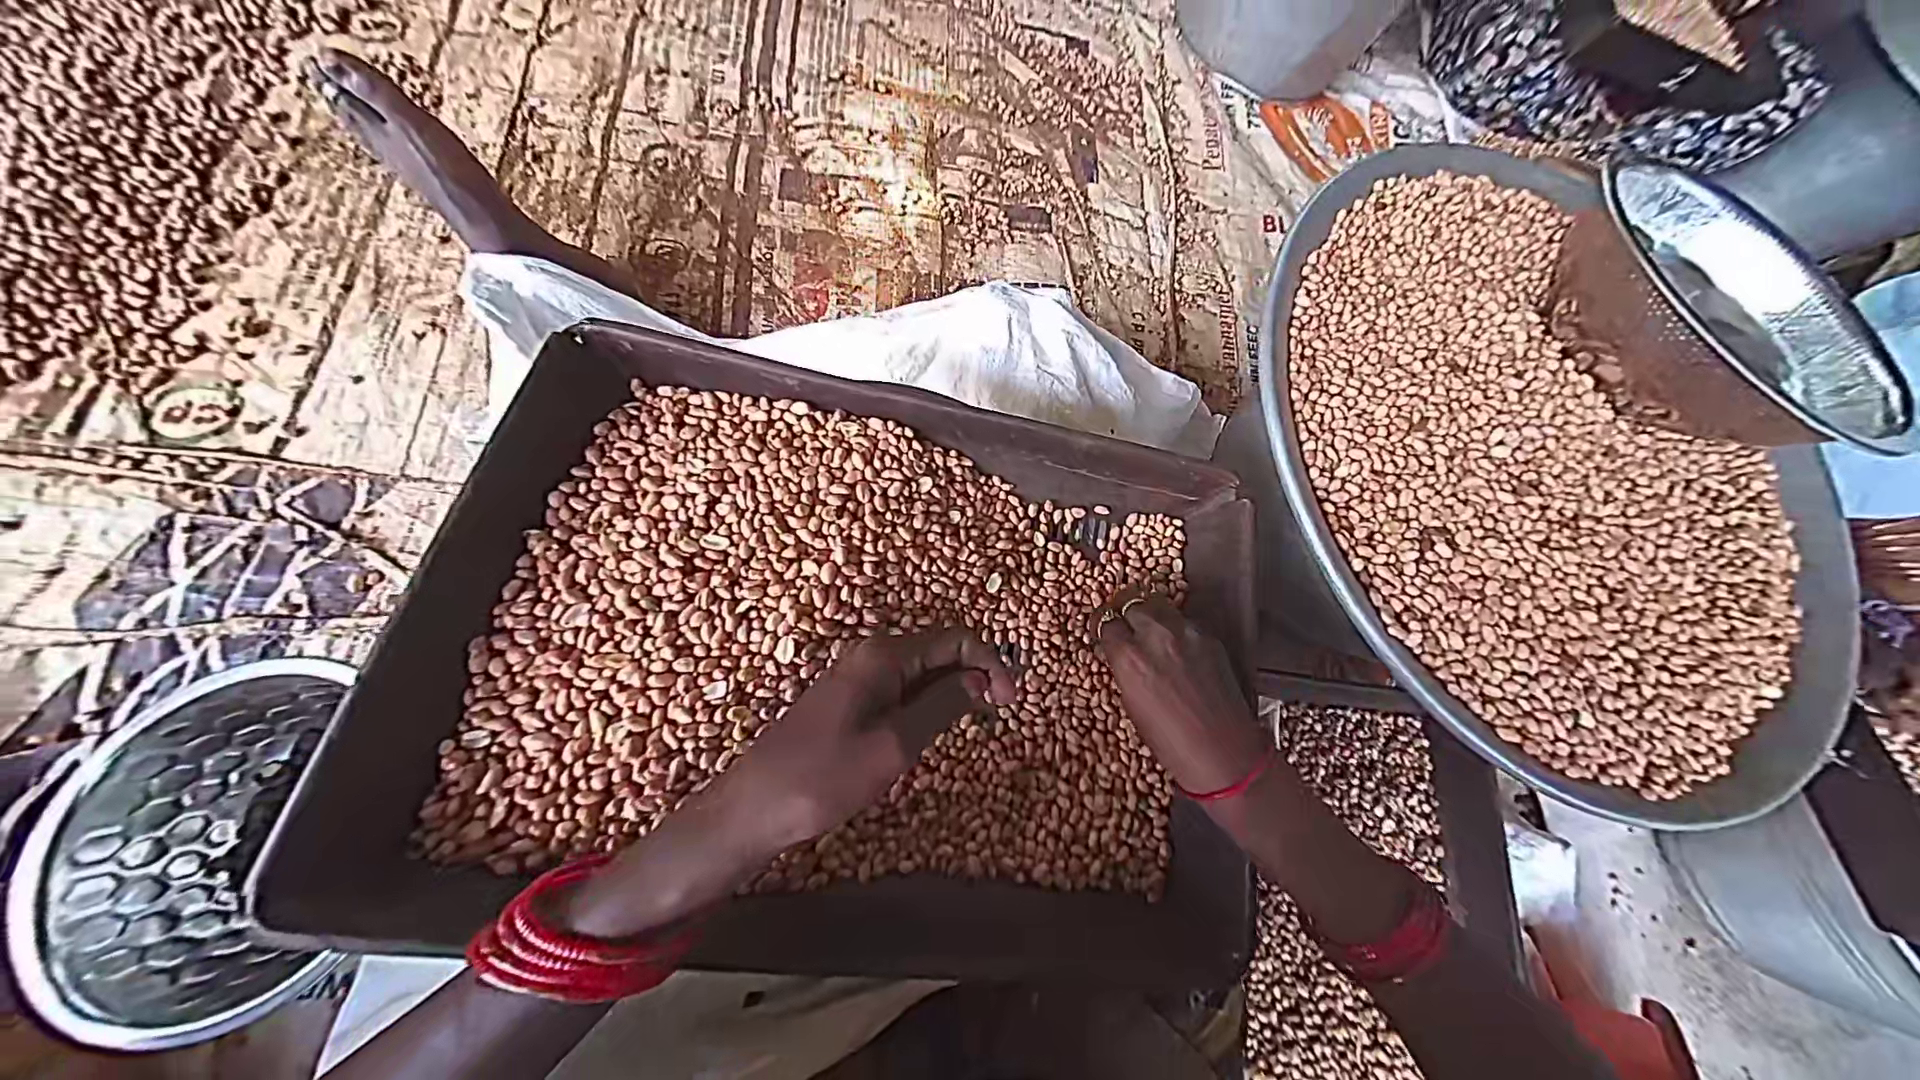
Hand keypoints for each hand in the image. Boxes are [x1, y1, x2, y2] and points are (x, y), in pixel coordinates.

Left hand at [708, 628, 1018, 846]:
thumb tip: (980, 679)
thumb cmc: (823, 778)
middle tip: (998, 717)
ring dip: (952, 694)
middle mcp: (872, 656)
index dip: (991, 663)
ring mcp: (859, 678)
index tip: (1012, 702)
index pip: (955, 640)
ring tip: (969, 728)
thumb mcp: (893, 745)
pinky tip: (929, 735)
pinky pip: (901, 692)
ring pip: (922, 674)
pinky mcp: (851, 702)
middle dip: (974, 677)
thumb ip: (942, 706)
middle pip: (940, 652)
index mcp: (883, 655)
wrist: (752, 809)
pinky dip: (926, 707)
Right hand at [1097, 595, 1268, 794]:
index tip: (1103, 632)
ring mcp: (1187, 634)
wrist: (1223, 752)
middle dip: (1125, 614)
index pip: (1107, 622)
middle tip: (1125, 626)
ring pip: (1160, 606)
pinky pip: (1185, 623)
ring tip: (1150, 631)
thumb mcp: (1131, 704)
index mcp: (1129, 656)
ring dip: (1151, 615)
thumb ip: (1124, 669)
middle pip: (1132, 603)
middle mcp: (1156, 636)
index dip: (1103, 627)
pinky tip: (1178, 649)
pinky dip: (1176, 629)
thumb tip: (1120, 654)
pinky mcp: (1211, 639)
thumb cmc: (1170, 741)